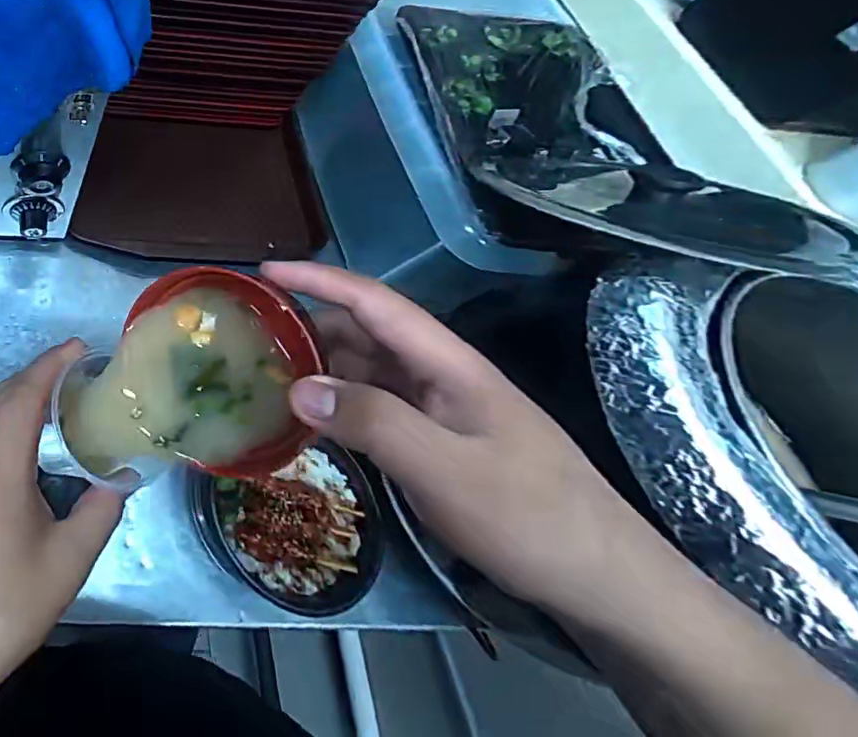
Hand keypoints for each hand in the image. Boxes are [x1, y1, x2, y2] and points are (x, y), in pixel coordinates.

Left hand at [0, 341, 126, 735]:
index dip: (50, 365)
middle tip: (74, 365)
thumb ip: (98, 513)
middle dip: (36, 372)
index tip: (78, 348)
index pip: (23, 396)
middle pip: (0, 396)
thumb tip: (120, 481)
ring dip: (16, 391)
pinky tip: (22, 435)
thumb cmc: (6, 602)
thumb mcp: (67, 562)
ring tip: (53, 391)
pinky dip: (2, 414)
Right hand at [261, 262, 659, 617]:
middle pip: (361, 333)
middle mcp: (437, 376)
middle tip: (249, 339)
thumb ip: (372, 423)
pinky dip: (333, 404)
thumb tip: (296, 387)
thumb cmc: (533, 519)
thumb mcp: (447, 472)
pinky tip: (305, 420)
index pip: (374, 303)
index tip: (265, 271)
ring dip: (316, 367)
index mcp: (448, 364)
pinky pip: (369, 406)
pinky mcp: (431, 440)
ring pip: (362, 370)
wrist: (608, 586)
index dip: (318, 280)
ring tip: (264, 377)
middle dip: (306, 326)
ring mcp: (435, 408)